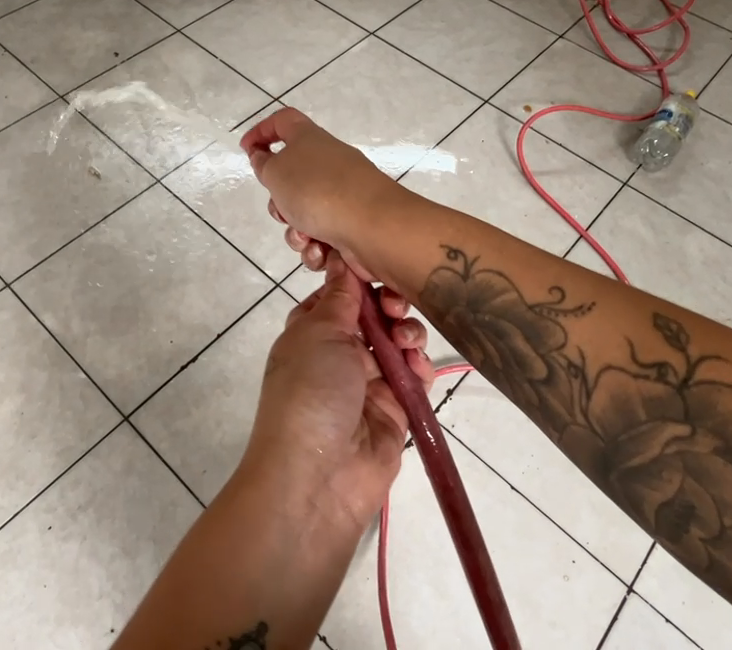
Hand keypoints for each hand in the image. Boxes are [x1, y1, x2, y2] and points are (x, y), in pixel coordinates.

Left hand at [237, 253, 432, 531]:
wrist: (318, 475)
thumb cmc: (309, 391)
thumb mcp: (318, 332)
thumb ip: (341, 296)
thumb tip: (342, 258)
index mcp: (313, 329)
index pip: (343, 292)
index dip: (363, 278)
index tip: (381, 264)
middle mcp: (340, 352)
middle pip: (376, 314)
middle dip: (392, 305)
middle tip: (396, 310)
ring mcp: (369, 381)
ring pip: (400, 342)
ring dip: (409, 334)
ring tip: (408, 343)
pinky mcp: (396, 408)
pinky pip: (416, 377)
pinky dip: (422, 368)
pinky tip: (418, 369)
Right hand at [240, 108, 404, 280]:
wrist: (373, 227)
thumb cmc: (318, 191)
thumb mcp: (278, 172)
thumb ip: (264, 164)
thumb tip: (263, 156)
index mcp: (310, 140)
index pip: (284, 122)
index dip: (262, 131)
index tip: (246, 150)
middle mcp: (328, 165)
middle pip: (291, 180)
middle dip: (280, 204)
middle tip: (283, 212)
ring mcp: (343, 196)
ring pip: (303, 216)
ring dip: (297, 233)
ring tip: (308, 239)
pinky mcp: (353, 226)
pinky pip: (322, 238)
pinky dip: (318, 248)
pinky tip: (324, 253)